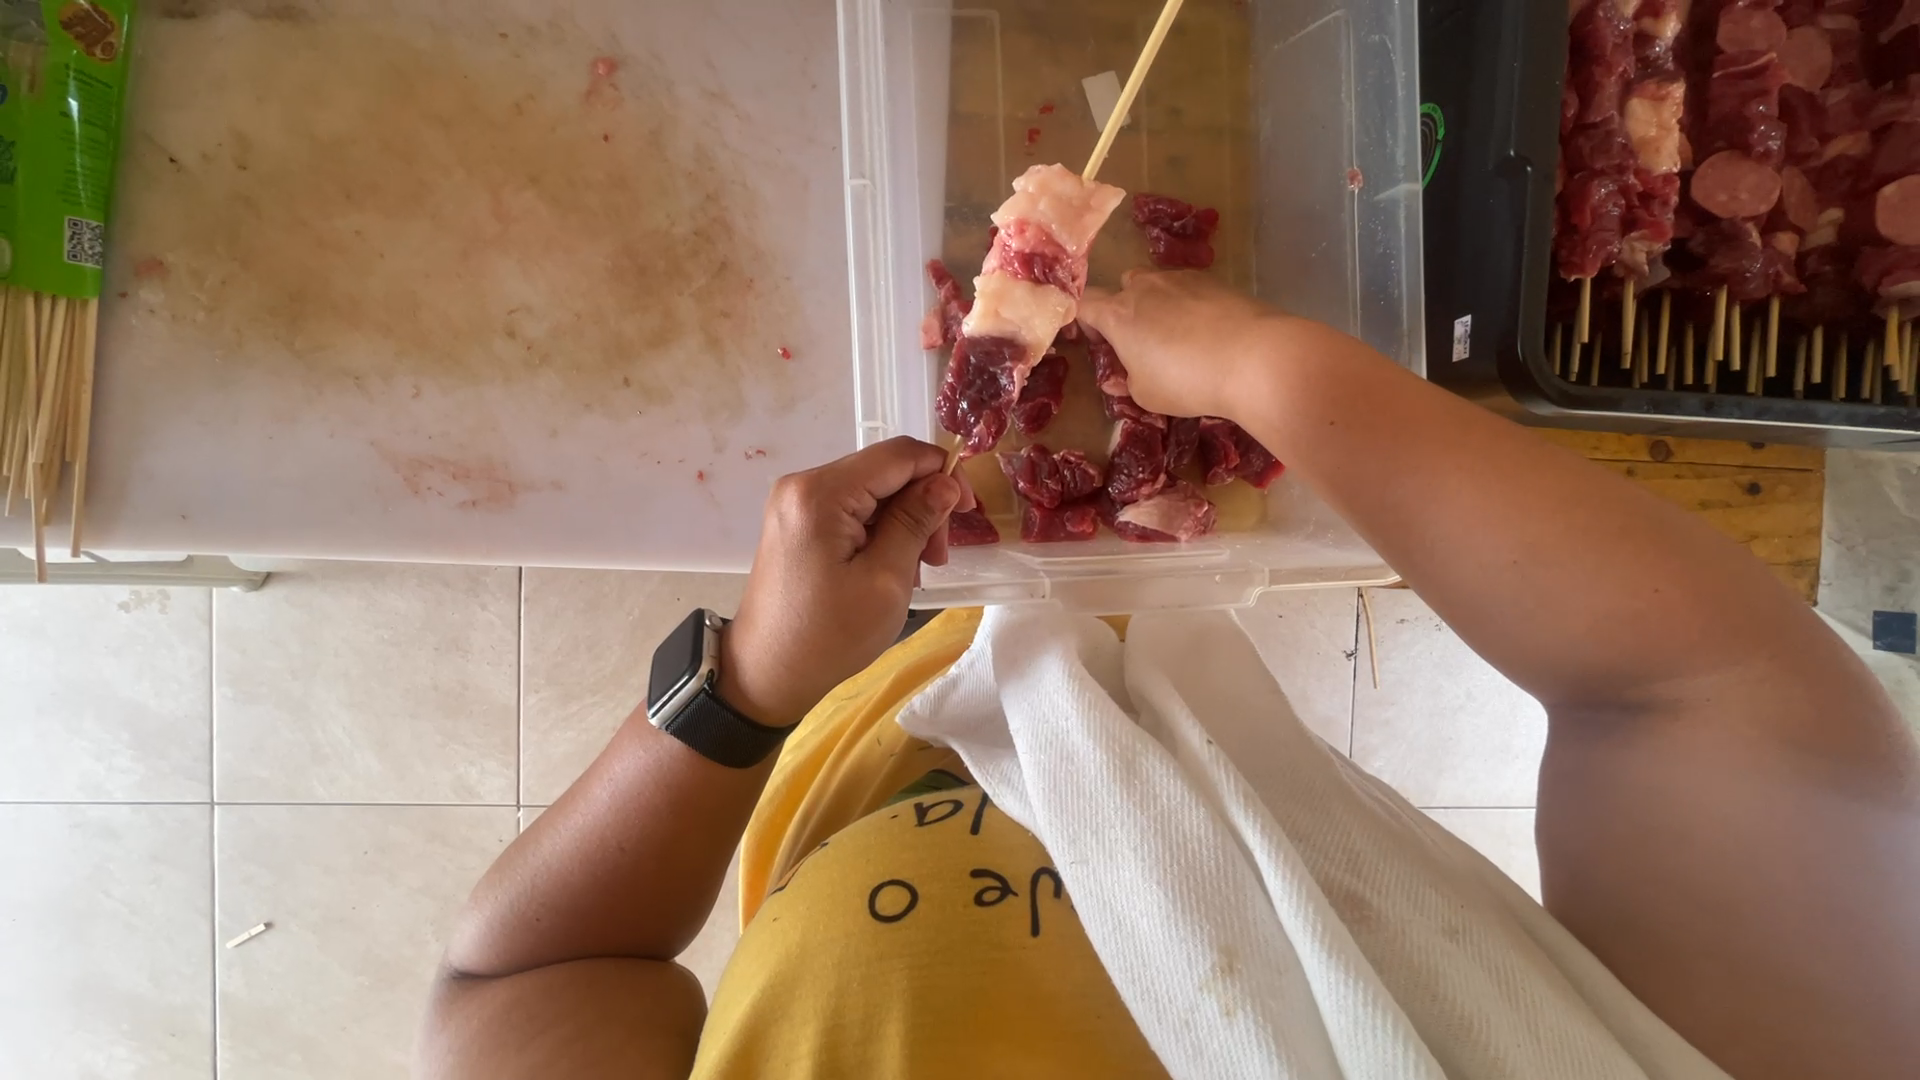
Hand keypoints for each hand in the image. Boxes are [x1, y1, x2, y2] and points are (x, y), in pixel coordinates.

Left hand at [718, 437, 975, 727]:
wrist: (766, 674)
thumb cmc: (829, 635)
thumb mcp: (886, 580)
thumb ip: (917, 521)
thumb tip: (947, 481)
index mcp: (822, 493)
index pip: (898, 454)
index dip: (942, 472)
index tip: (969, 509)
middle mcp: (803, 484)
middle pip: (885, 471)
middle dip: (922, 505)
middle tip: (938, 557)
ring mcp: (796, 502)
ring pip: (872, 491)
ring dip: (904, 521)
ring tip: (915, 570)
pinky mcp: (797, 522)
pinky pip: (852, 509)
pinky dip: (879, 530)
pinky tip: (889, 566)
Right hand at [1077, 270, 1291, 420]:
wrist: (1254, 357)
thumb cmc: (1186, 381)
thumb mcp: (1145, 395)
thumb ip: (1125, 382)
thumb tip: (1115, 377)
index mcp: (1118, 314)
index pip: (1085, 305)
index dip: (1085, 322)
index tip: (1098, 343)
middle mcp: (1144, 287)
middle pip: (1122, 287)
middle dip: (1124, 310)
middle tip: (1138, 342)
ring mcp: (1181, 279)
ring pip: (1156, 285)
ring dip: (1156, 305)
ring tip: (1175, 337)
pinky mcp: (1213, 280)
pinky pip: (1187, 289)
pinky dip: (1187, 305)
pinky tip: (1204, 332)